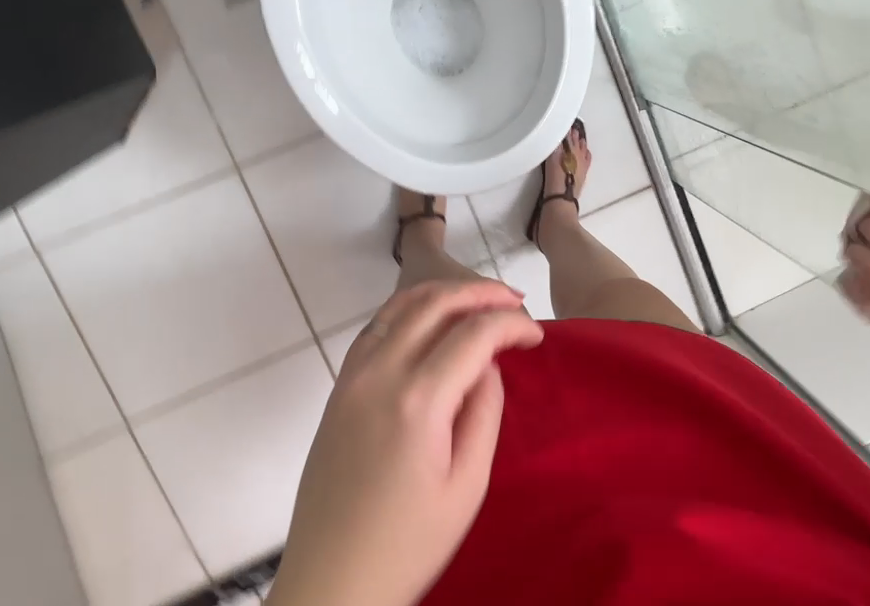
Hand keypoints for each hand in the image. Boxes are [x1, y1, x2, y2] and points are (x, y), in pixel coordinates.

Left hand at [268, 280, 543, 605]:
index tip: (537, 336)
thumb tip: (487, 364)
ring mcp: (352, 377)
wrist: (332, 581)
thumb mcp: (467, 485)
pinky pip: (375, 328)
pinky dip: (408, 311)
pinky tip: (430, 322)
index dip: (511, 324)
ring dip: (443, 294)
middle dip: (481, 292)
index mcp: (418, 400)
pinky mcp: (338, 389)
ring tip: (479, 301)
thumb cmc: (408, 544)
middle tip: (516, 301)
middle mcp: (380, 374)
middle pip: (435, 303)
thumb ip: (483, 412)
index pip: (473, 333)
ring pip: (399, 306)